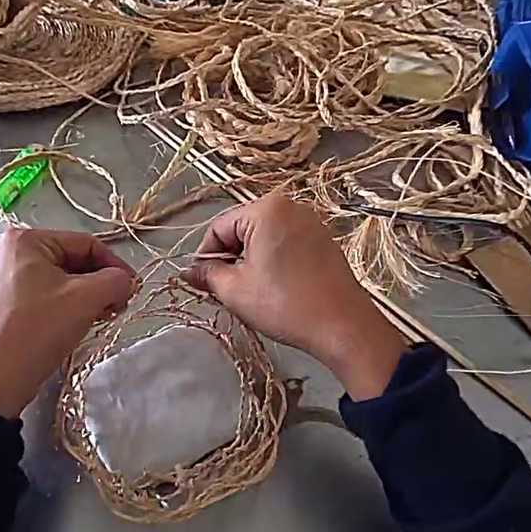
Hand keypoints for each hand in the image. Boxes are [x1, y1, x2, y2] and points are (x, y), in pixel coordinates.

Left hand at [0, 229, 137, 417]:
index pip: (86, 244)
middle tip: (119, 307)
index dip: (116, 265)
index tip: (134, 290)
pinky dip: (68, 306)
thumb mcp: (86, 299)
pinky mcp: (3, 304)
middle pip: (74, 261)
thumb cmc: (38, 330)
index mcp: (26, 240)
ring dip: (88, 297)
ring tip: (101, 318)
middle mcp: (10, 253)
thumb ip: (116, 281)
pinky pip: (46, 296)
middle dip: (101, 283)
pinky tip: (78, 324)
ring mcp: (3, 279)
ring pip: (62, 280)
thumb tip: (128, 281)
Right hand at [182, 194, 404, 399]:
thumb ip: (207, 275)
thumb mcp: (235, 290)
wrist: (342, 325)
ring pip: (265, 238)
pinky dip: (274, 262)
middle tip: (225, 290)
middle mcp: (291, 206)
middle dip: (230, 258)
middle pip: (243, 229)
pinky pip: (287, 244)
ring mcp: (312, 222)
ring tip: (251, 292)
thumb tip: (188, 272)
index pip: (219, 227)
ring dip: (252, 262)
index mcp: (267, 209)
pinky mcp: (325, 241)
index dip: (205, 256)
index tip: (202, 282)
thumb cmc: (286, 304)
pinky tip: (276, 288)